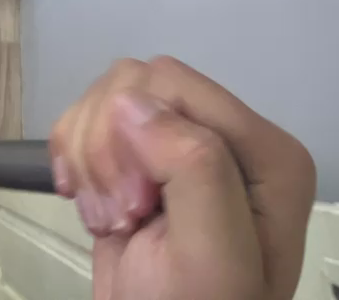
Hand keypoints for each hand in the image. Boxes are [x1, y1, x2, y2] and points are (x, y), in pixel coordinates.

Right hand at [50, 57, 315, 299]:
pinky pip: (86, 112)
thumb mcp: (212, 258)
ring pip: (106, 93)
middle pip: (135, 81)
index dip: (137, 136)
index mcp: (266, 151)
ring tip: (106, 216)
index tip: (139, 206)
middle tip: (119, 214)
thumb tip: (129, 100)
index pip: (172, 83)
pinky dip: (71, 154)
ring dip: (87, 156)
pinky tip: (88, 200)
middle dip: (107, 146)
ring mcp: (180, 138)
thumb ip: (193, 169)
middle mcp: (228, 134)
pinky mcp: (138, 147)